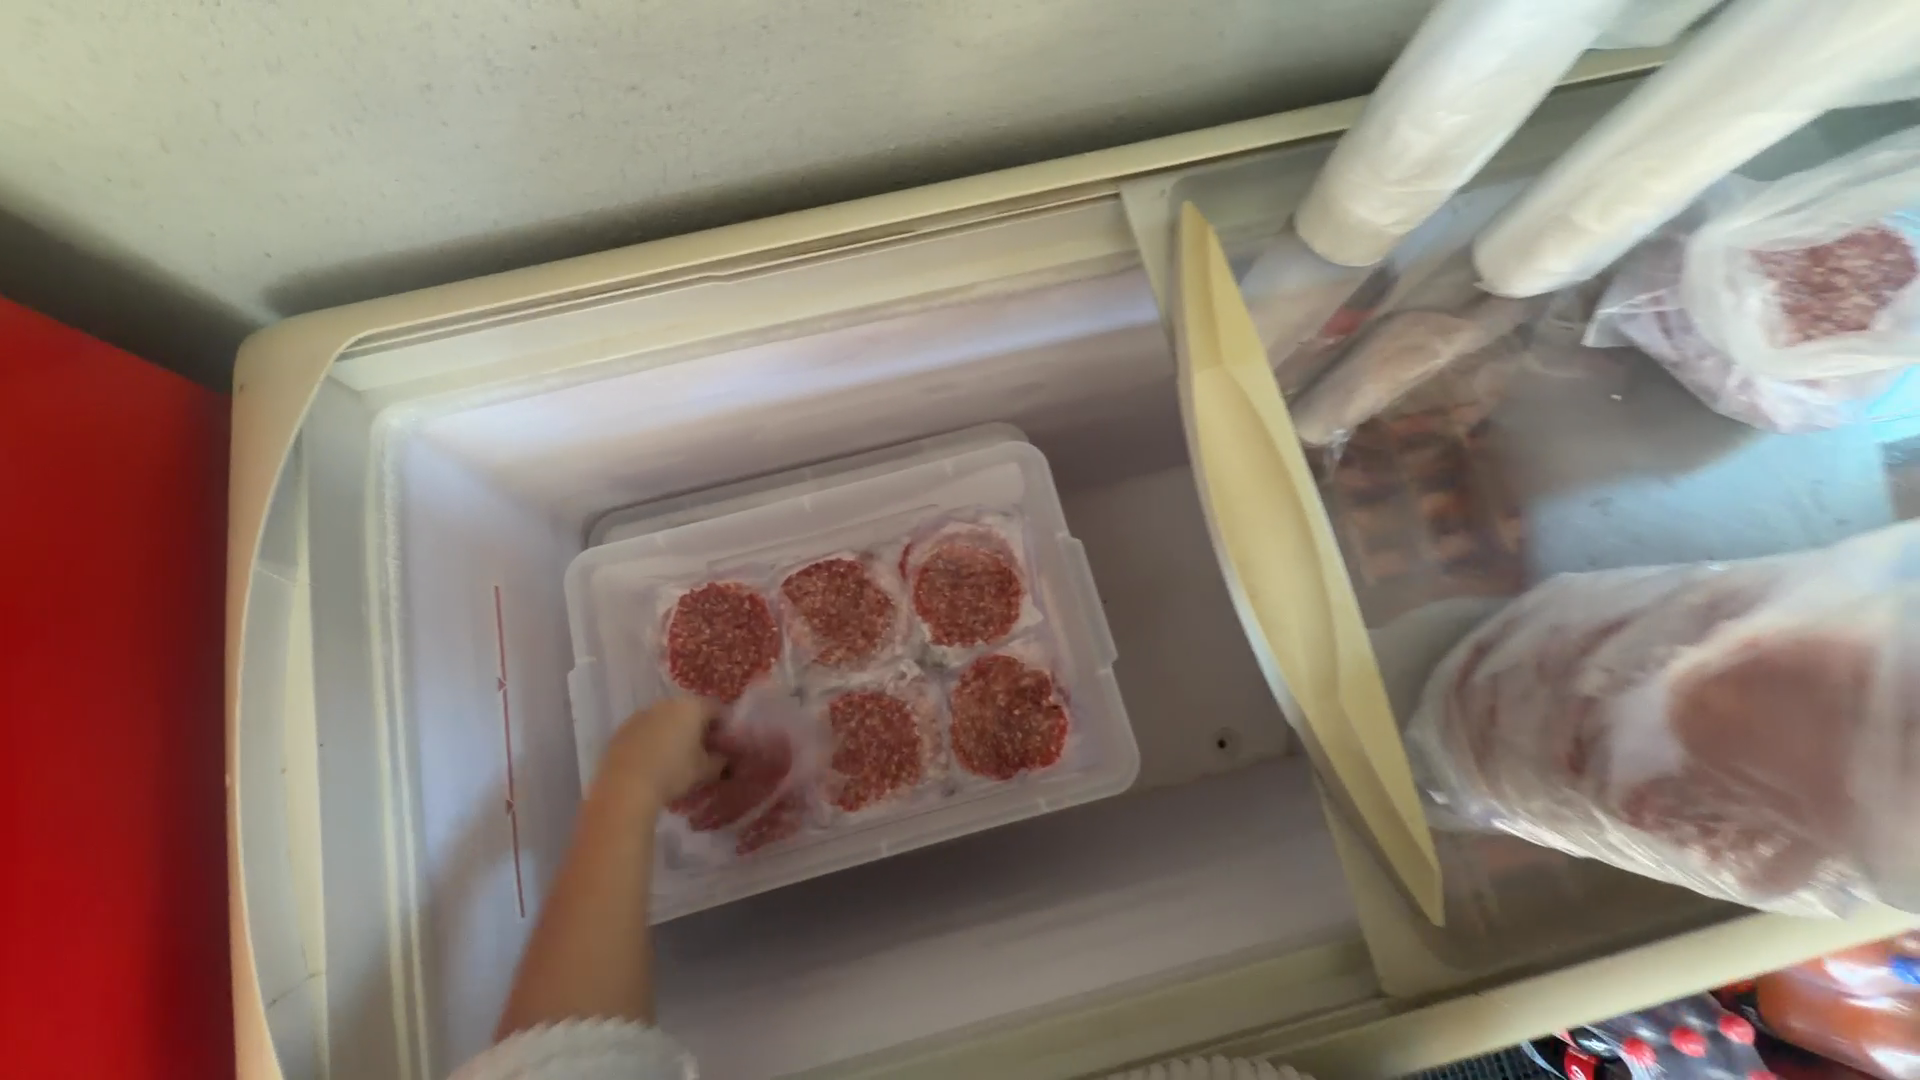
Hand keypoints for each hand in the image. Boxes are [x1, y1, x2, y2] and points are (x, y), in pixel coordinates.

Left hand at [592, 698, 725, 815]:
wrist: (625, 788)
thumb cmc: (673, 773)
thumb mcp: (705, 770)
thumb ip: (720, 760)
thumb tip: (724, 758)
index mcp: (692, 707)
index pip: (717, 709)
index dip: (724, 727)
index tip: (724, 746)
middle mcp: (666, 703)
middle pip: (690, 711)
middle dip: (698, 729)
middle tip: (702, 752)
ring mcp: (640, 715)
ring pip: (665, 720)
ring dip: (673, 733)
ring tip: (675, 759)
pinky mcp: (621, 731)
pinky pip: (645, 732)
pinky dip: (652, 742)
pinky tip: (652, 763)